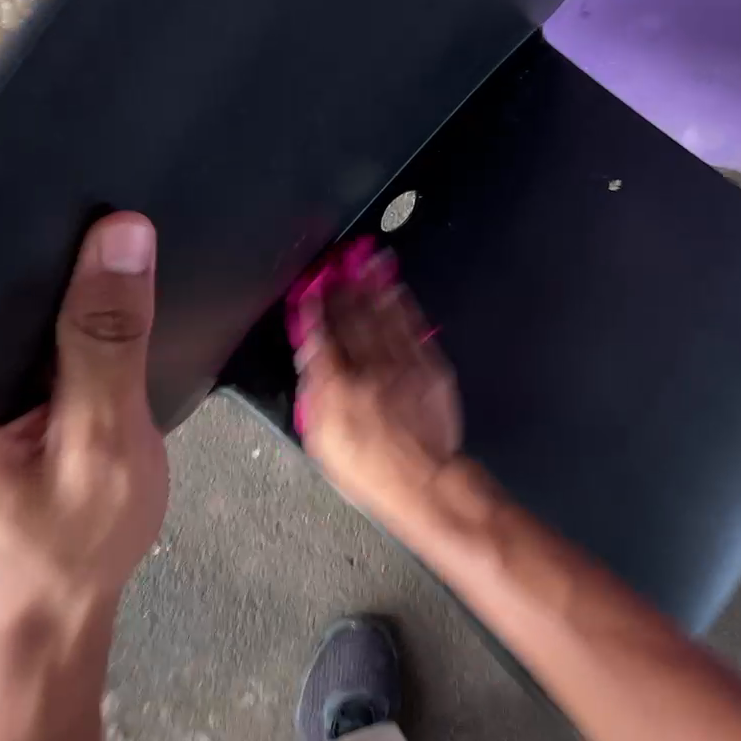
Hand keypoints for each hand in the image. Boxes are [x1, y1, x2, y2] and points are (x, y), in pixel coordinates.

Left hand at [0, 212, 168, 643]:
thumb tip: (124, 233)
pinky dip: (69, 317)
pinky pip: (23, 331)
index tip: (93, 182)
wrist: (50, 619)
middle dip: (55, 246)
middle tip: (126, 213)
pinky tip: (113, 295)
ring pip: (8, 301)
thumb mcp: (100, 442)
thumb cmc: (66, 546)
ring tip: (126, 238)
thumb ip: (106, 340)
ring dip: (66, 280)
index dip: (24, 218)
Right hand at [292, 243, 462, 519]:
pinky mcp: (429, 369)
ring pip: (384, 315)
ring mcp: (403, 366)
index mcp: (340, 386)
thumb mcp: (323, 441)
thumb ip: (314, 396)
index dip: (314, 308)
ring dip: (372, 285)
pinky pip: (414, 328)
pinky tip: (396, 289)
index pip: (322, 336)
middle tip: (337, 261)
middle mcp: (371, 369)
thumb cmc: (373, 469)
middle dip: (342, 286)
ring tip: (366, 259)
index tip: (311, 287)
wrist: (424, 481)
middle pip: (352, 317)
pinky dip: (403, 305)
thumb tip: (311, 364)